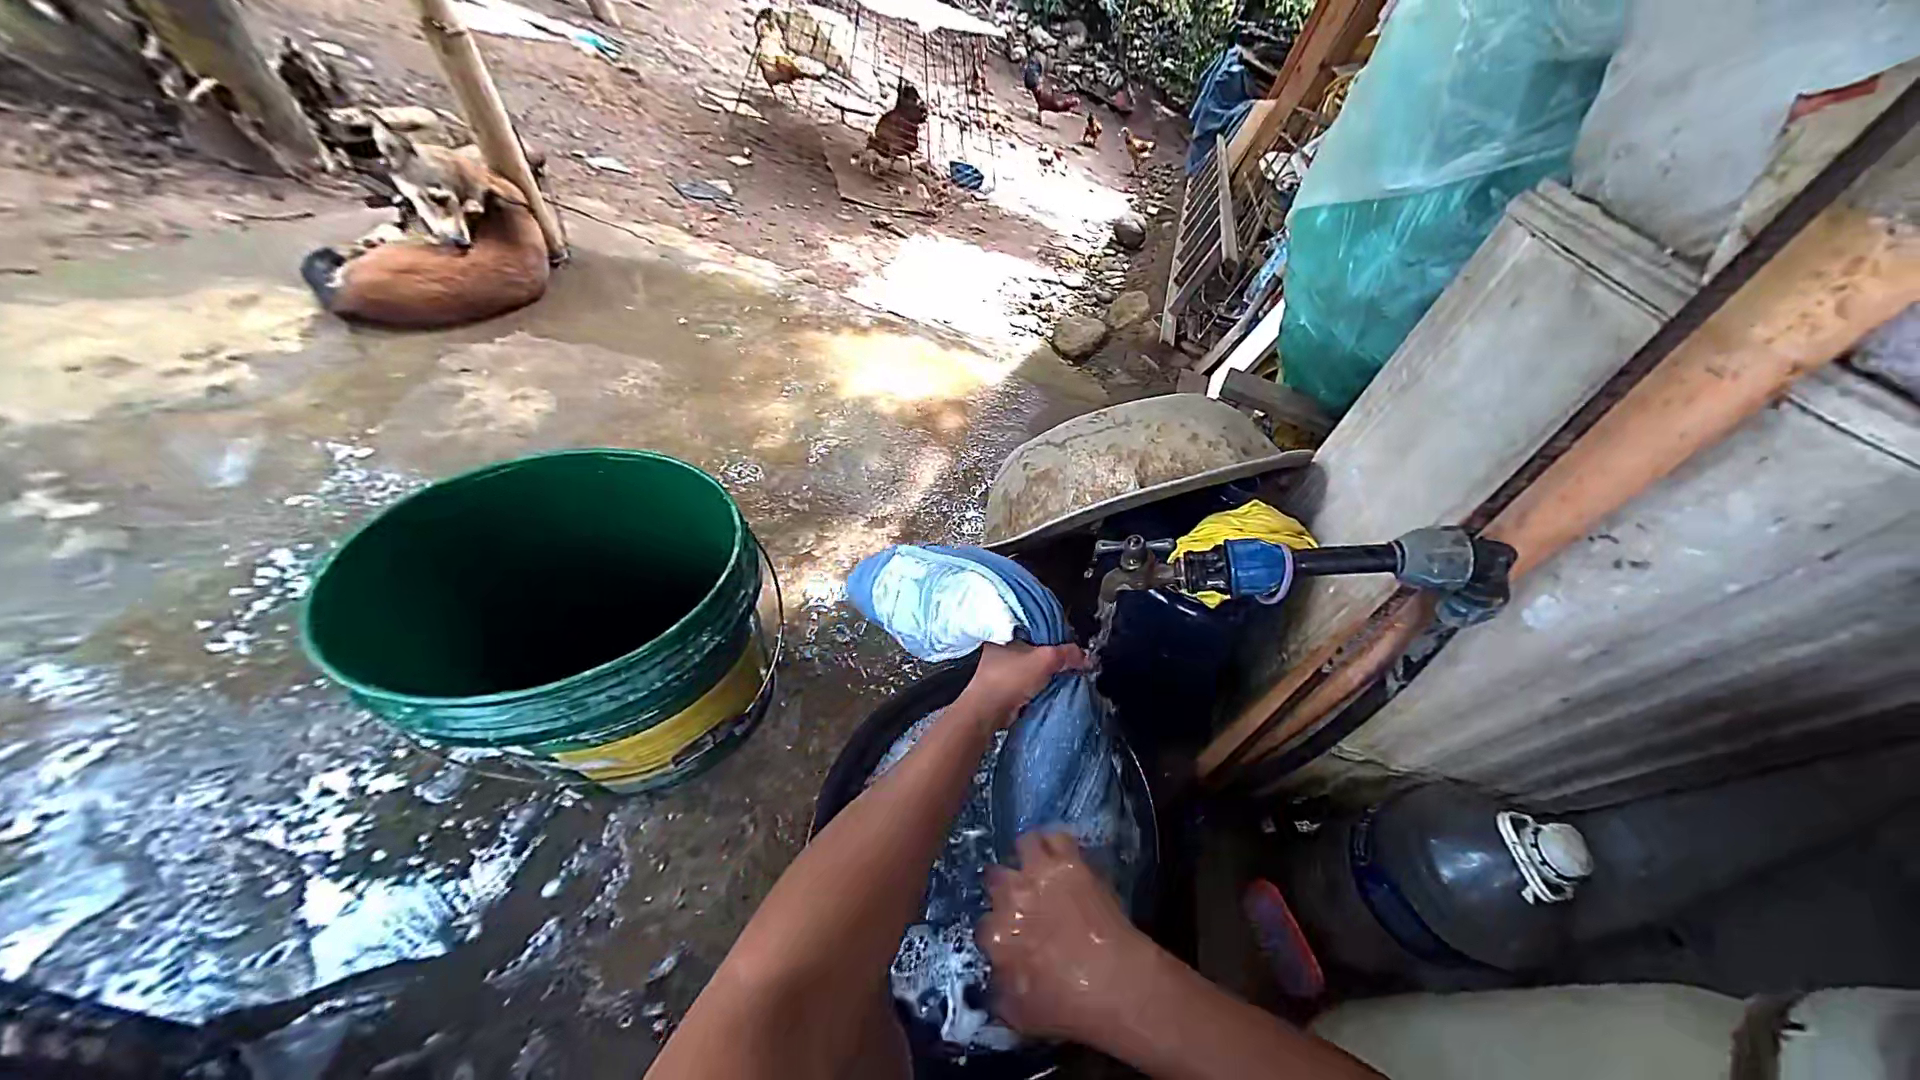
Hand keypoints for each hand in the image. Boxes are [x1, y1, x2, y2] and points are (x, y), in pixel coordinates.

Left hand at [954, 641, 1084, 729]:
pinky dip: (1040, 689)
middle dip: (1053, 659)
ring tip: (1064, 678)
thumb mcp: (1045, 659)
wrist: (989, 712)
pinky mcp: (1005, 691)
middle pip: (1035, 651)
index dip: (1055, 636)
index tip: (1070, 646)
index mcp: (1005, 636)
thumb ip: (1067, 654)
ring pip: (1032, 669)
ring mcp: (1001, 672)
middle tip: (1071, 664)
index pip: (1035, 630)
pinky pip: (1029, 686)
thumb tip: (1084, 656)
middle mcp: (1001, 652)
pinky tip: (1051, 691)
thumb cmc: (1009, 679)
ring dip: (1047, 676)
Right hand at [978, 831, 1153, 1041]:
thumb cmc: (1068, 1006)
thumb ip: (997, 993)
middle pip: (996, 877)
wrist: (1118, 982)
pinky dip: (1057, 843)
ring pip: (1024, 845)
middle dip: (1006, 888)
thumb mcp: (1020, 1016)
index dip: (998, 932)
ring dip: (1029, 856)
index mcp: (997, 934)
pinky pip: (1056, 836)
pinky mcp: (1070, 860)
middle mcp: (1012, 895)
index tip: (1010, 937)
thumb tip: (992, 979)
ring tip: (1039, 866)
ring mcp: (1041, 872)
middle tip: (1023, 901)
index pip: (984, 925)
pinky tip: (1061, 855)